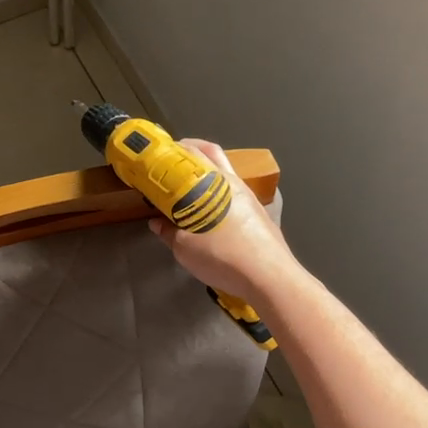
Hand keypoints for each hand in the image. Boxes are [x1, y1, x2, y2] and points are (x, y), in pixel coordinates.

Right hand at [149, 139, 304, 304]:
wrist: (270, 278)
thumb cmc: (224, 257)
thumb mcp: (186, 249)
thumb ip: (169, 232)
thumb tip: (156, 222)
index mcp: (216, 183)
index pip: (196, 152)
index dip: (177, 149)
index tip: (160, 156)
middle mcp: (234, 184)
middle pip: (214, 155)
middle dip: (192, 154)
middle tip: (172, 164)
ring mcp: (250, 198)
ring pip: (225, 174)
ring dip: (206, 175)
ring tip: (186, 189)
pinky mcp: (259, 215)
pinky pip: (233, 194)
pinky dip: (217, 194)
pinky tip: (209, 212)